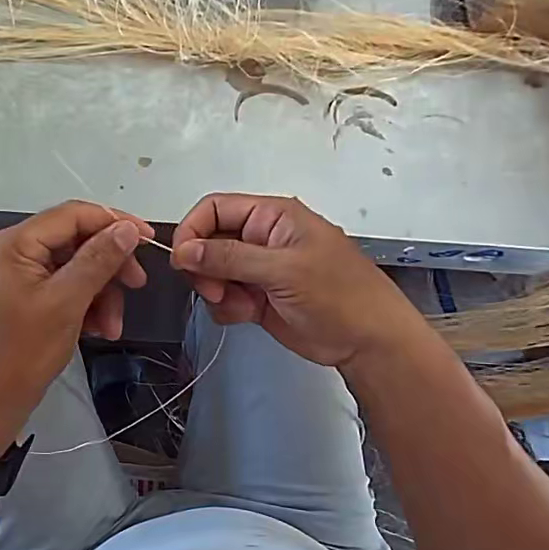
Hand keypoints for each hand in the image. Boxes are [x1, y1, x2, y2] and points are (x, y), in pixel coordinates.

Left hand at [0, 201, 153, 458]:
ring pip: (80, 269)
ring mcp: (25, 277)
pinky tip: (98, 330)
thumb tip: (127, 229)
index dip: (114, 222)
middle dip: (110, 267)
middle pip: (80, 242)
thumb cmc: (19, 355)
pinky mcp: (32, 299)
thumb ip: (98, 261)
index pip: (74, 215)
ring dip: (103, 295)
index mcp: (17, 244)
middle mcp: (18, 253)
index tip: (147, 240)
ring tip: (111, 326)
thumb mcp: (66, 303)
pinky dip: (90, 307)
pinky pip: (71, 290)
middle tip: (137, 285)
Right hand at [170, 193, 426, 367]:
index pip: (215, 209)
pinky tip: (247, 315)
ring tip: (240, 305)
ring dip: (216, 291)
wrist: (366, 341)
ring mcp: (259, 269)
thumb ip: (231, 257)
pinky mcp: (258, 297)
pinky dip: (227, 308)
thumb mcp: (284, 270)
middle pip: (209, 242)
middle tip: (215, 290)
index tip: (182, 259)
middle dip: (205, 267)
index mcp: (272, 216)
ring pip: (213, 272)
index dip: (193, 230)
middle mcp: (262, 238)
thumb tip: (186, 249)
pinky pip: (225, 297)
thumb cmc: (340, 295)